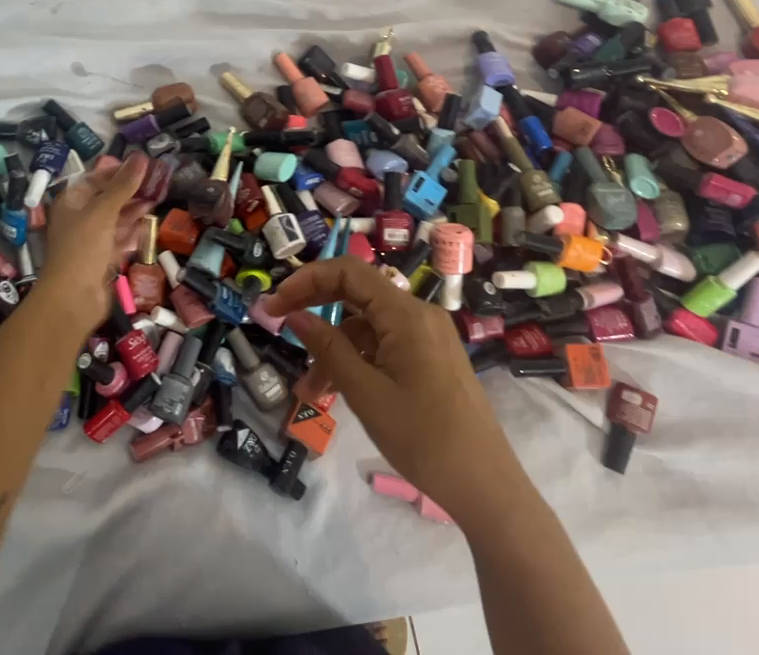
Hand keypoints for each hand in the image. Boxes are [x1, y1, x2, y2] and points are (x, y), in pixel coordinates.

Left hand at [34, 152, 150, 333]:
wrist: (73, 298)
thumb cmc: (82, 248)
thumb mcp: (103, 211)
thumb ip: (122, 186)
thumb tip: (141, 156)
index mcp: (71, 203)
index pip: (94, 179)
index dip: (117, 171)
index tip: (142, 165)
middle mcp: (79, 219)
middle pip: (106, 198)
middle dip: (130, 190)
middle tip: (157, 181)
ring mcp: (90, 240)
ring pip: (114, 219)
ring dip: (134, 209)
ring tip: (158, 197)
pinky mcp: (102, 259)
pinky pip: (118, 239)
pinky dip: (132, 230)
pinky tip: (148, 223)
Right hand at [257, 256, 516, 511]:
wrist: (485, 485)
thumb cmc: (422, 438)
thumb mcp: (364, 393)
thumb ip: (327, 348)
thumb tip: (293, 315)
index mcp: (406, 315)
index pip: (348, 272)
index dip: (306, 280)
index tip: (274, 305)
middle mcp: (419, 315)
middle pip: (356, 293)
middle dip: (314, 308)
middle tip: (277, 327)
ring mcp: (427, 338)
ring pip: (366, 327)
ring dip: (333, 348)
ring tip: (308, 391)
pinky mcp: (430, 359)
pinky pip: (383, 346)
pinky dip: (356, 361)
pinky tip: (336, 391)